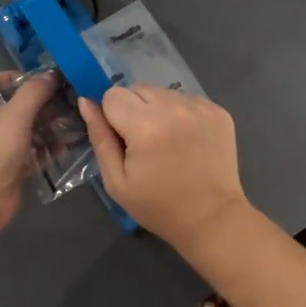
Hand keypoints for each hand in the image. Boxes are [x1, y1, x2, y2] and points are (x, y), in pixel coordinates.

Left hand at [0, 70, 57, 236]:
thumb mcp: (13, 116)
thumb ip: (34, 92)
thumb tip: (51, 73)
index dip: (11, 76)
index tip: (39, 80)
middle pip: (10, 106)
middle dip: (39, 104)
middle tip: (65, 101)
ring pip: (23, 130)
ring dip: (46, 127)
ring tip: (71, 123)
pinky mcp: (6, 168)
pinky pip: (28, 152)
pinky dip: (45, 148)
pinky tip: (67, 146)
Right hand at [79, 85, 250, 250]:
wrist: (211, 218)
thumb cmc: (158, 206)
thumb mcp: (117, 180)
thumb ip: (100, 137)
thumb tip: (87, 102)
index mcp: (146, 125)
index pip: (113, 95)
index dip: (112, 116)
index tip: (123, 141)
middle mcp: (175, 107)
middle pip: (138, 88)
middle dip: (134, 109)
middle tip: (144, 143)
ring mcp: (201, 107)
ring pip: (164, 92)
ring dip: (158, 110)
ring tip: (167, 141)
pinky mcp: (219, 111)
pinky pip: (188, 100)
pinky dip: (181, 114)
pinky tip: (186, 140)